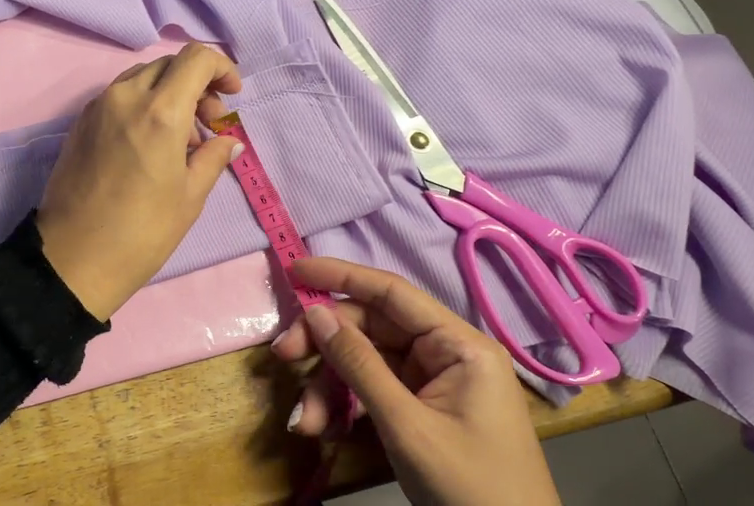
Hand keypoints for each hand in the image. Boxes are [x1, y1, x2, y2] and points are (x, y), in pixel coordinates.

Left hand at [36, 42, 242, 320]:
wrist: (74, 255)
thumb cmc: (142, 231)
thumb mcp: (190, 196)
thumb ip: (213, 157)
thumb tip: (227, 139)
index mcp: (159, 111)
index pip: (196, 58)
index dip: (221, 68)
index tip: (232, 95)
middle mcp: (126, 95)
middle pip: (169, 64)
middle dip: (197, 83)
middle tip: (210, 124)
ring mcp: (99, 105)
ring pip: (143, 77)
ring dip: (170, 92)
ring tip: (183, 139)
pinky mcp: (81, 119)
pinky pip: (121, 94)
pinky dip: (144, 103)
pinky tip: (152, 142)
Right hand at [273, 258, 560, 505]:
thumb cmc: (470, 488)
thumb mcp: (406, 426)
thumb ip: (359, 364)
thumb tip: (315, 312)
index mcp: (458, 345)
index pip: (391, 292)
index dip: (340, 276)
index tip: (293, 269)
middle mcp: (446, 353)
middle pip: (370, 326)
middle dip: (324, 344)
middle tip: (283, 356)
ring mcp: (434, 381)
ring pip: (364, 359)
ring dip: (329, 385)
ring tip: (306, 421)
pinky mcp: (422, 407)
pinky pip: (372, 388)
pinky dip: (344, 404)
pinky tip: (322, 427)